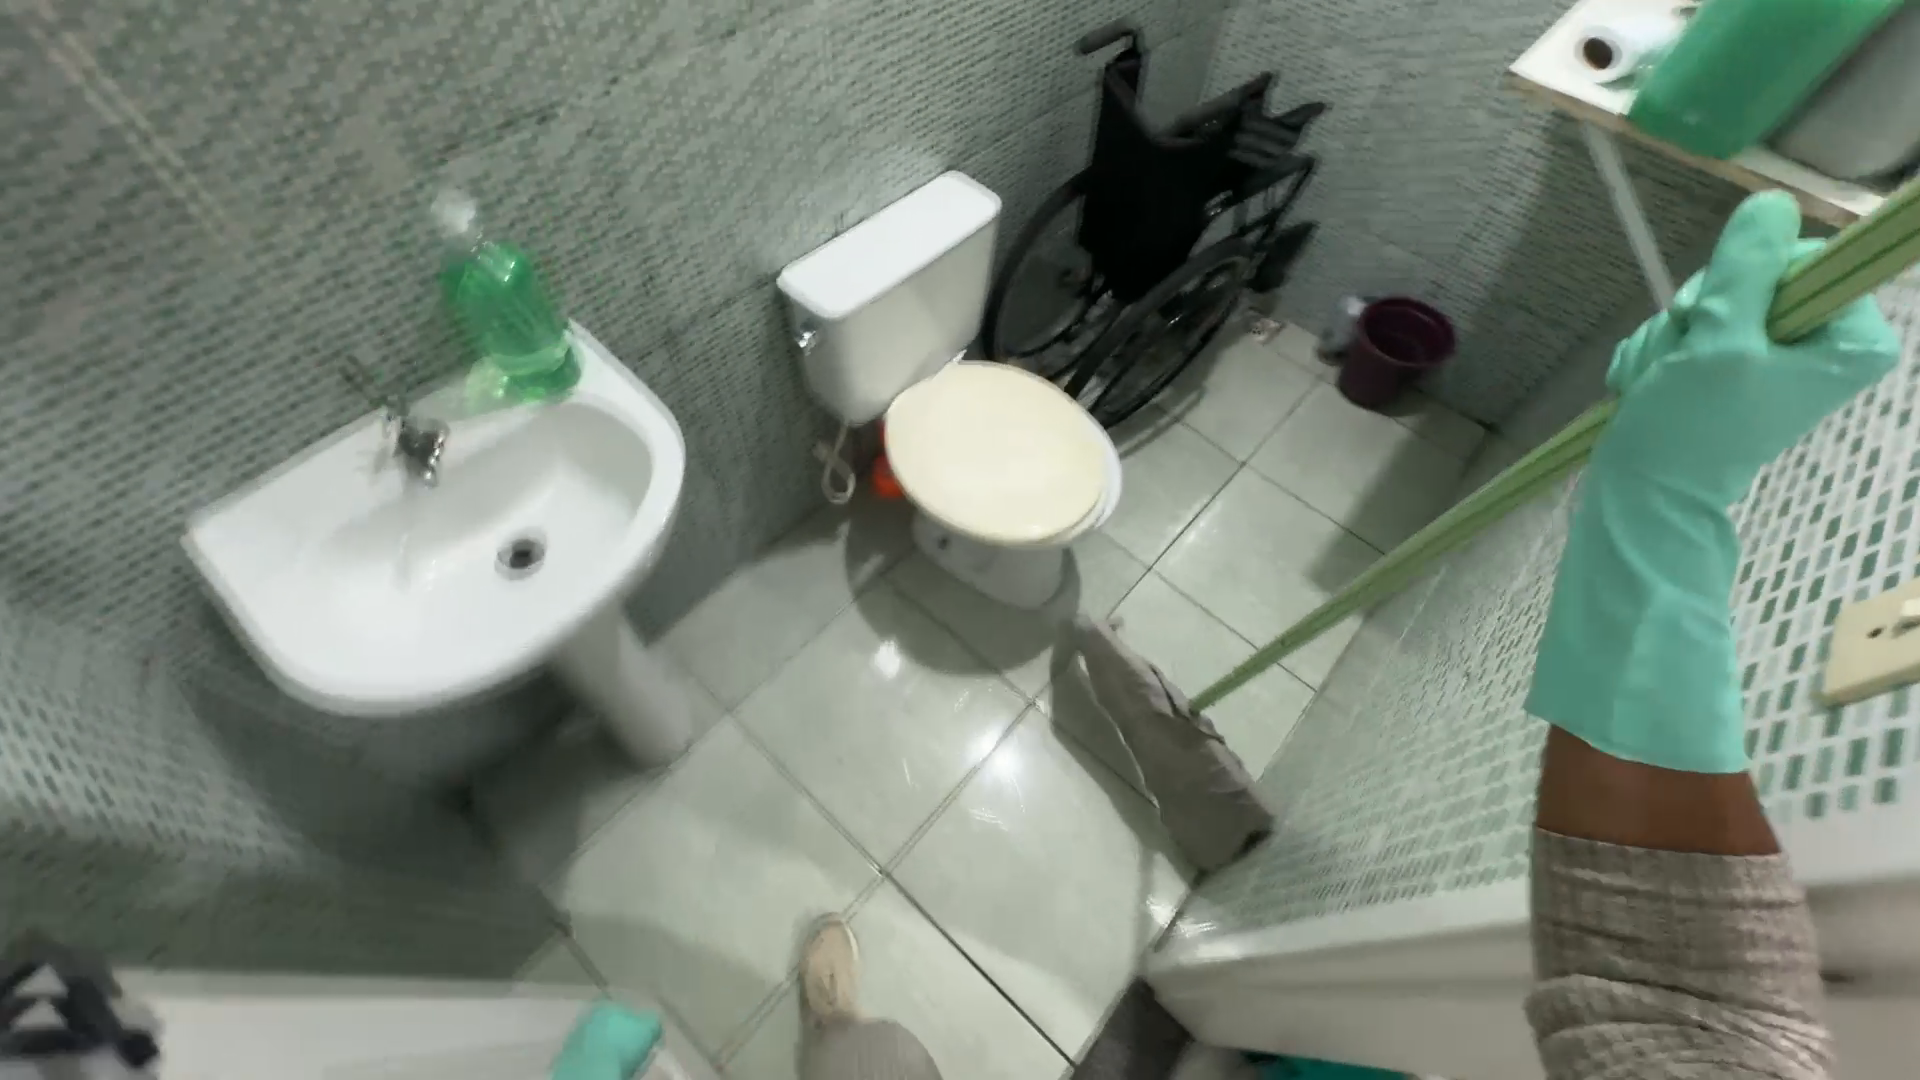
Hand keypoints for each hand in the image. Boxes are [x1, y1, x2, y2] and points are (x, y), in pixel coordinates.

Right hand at [1528, 191, 1898, 774]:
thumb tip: (1770, 201)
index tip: (1708, 326)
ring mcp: (1762, 361)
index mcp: (1847, 337)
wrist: (1642, 496)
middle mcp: (1814, 344)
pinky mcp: (1718, 375)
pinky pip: (1679, 338)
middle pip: (1741, 287)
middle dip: (1688, 323)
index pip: (1799, 262)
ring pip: (1699, 313)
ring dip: (1661, 345)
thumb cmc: (1688, 430)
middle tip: (1674, 366)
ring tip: (1654, 387)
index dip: (1739, 284)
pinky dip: (1651, 361)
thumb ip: (1744, 272)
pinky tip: (1645, 390)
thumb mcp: (1718, 344)